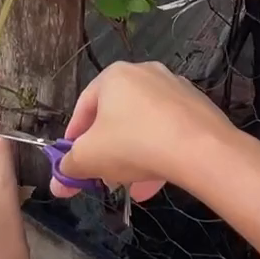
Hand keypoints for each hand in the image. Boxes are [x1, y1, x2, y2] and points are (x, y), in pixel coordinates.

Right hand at [53, 61, 244, 199]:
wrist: (203, 150)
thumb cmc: (135, 144)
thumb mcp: (91, 158)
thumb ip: (70, 167)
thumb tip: (56, 185)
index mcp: (113, 75)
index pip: (84, 105)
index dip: (75, 135)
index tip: (74, 159)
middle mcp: (143, 72)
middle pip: (116, 115)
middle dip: (108, 147)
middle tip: (105, 174)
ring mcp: (174, 87)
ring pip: (144, 123)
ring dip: (134, 153)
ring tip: (134, 186)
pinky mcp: (198, 106)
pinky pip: (169, 128)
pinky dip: (160, 149)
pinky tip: (158, 177)